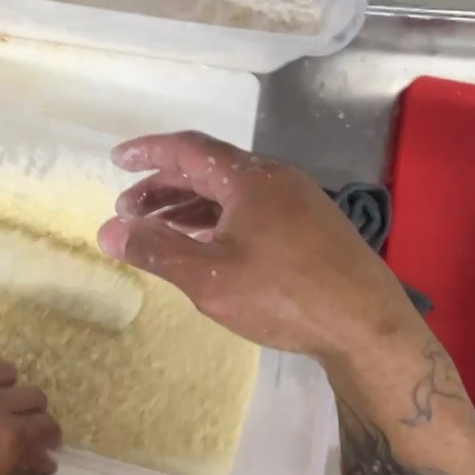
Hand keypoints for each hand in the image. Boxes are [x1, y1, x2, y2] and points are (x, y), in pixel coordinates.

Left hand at [0, 362, 61, 474]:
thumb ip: (25, 474)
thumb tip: (42, 458)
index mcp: (13, 438)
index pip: (47, 425)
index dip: (49, 438)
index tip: (43, 446)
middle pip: (31, 394)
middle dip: (32, 414)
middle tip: (21, 427)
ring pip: (2, 372)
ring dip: (6, 389)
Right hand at [96, 131, 418, 362]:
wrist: (366, 325)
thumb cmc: (282, 295)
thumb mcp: (207, 276)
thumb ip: (155, 250)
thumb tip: (108, 231)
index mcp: (249, 179)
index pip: (187, 149)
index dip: (147, 151)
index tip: (116, 159)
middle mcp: (274, 179)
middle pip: (207, 169)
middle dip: (162, 185)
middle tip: (128, 209)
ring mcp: (296, 202)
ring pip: (229, 191)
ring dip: (187, 204)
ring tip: (157, 228)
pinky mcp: (308, 227)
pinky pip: (249, 209)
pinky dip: (215, 218)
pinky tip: (204, 243)